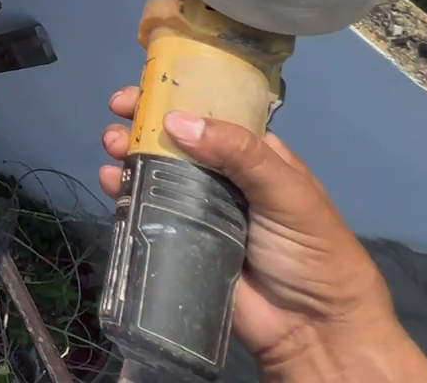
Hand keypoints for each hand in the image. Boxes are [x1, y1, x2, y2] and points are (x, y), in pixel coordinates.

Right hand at [99, 87, 426, 381]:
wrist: (311, 333)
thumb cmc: (314, 257)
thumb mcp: (291, 197)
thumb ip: (242, 155)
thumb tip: (175, 122)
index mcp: (253, 158)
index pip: (208, 115)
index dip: (172, 98)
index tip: (139, 93)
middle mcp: (220, 175)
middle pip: (169, 137)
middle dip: (138, 123)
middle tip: (117, 119)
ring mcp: (193, 203)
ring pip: (148, 164)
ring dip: (124, 150)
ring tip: (113, 151)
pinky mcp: (173, 230)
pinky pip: (139, 201)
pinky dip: (119, 185)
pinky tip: (112, 182)